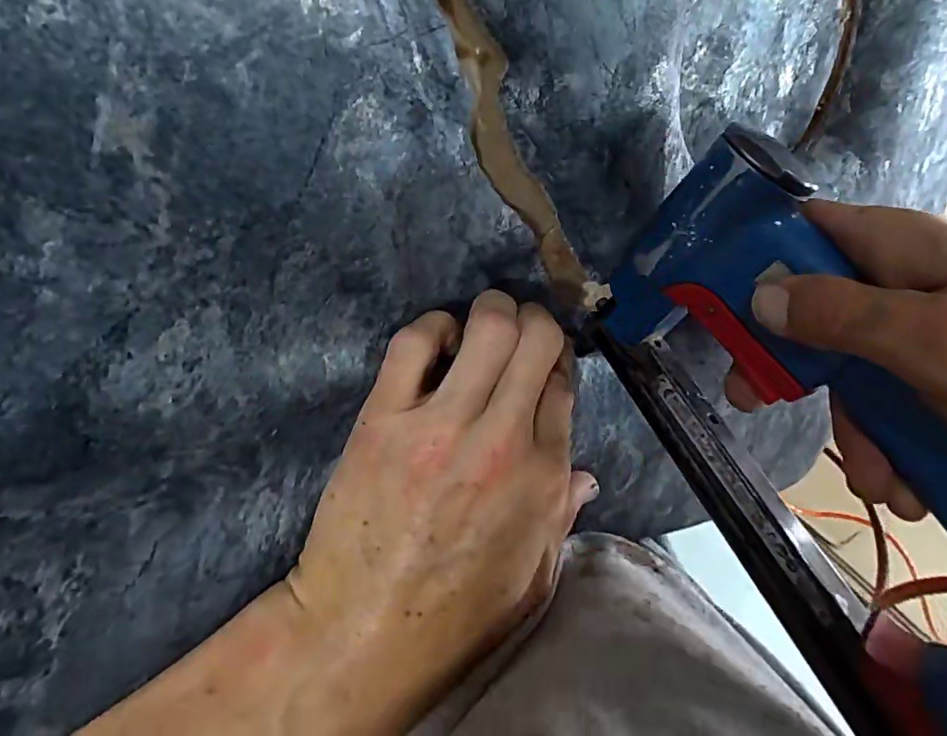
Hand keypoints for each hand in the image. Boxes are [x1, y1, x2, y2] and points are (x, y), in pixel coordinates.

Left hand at [284, 290, 596, 730]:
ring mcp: (441, 426)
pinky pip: (413, 344)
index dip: (556, 358)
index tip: (543, 359)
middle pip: (537, 339)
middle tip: (521, 324)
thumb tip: (586, 475)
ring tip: (486, 316)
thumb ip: (564, 515)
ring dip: (492, 309)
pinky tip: (437, 338)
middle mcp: (502, 439)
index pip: (563, 380)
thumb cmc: (457, 613)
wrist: (360, 638)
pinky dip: (432, 326)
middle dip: (536, 318)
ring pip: (487, 329)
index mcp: (544, 473)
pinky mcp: (384, 421)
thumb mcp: (535, 574)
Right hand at [726, 201, 946, 511]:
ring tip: (890, 483)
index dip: (754, 265)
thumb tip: (760, 294)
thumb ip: (843, 318)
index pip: (800, 231)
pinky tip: (920, 485)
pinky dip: (901, 443)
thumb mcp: (938, 346)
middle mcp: (912, 276)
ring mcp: (942, 326)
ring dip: (859, 426)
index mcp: (899, 245)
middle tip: (766, 409)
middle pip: (820, 308)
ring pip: (861, 366)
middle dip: (803, 368)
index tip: (719, 318)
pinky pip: (905, 400)